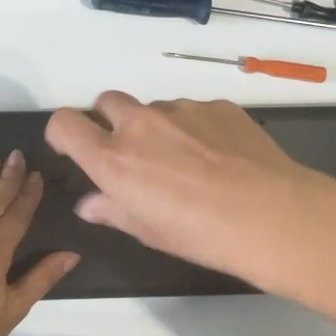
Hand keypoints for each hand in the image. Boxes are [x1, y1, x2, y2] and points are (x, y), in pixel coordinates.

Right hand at [44, 93, 335, 294]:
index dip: (63, 132)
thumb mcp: (148, 231)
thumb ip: (112, 210)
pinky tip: (220, 158)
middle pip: (107, 102)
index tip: (73, 147)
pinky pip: (194, 111)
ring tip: (189, 164)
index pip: (64, 123)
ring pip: (156, 108)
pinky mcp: (217, 105)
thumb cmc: (200, 234)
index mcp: (113, 157)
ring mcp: (181, 109)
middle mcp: (141, 123)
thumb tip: (89, 203)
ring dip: (159, 128)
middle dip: (111, 122)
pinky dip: (196, 129)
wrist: (271, 214)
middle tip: (133, 155)